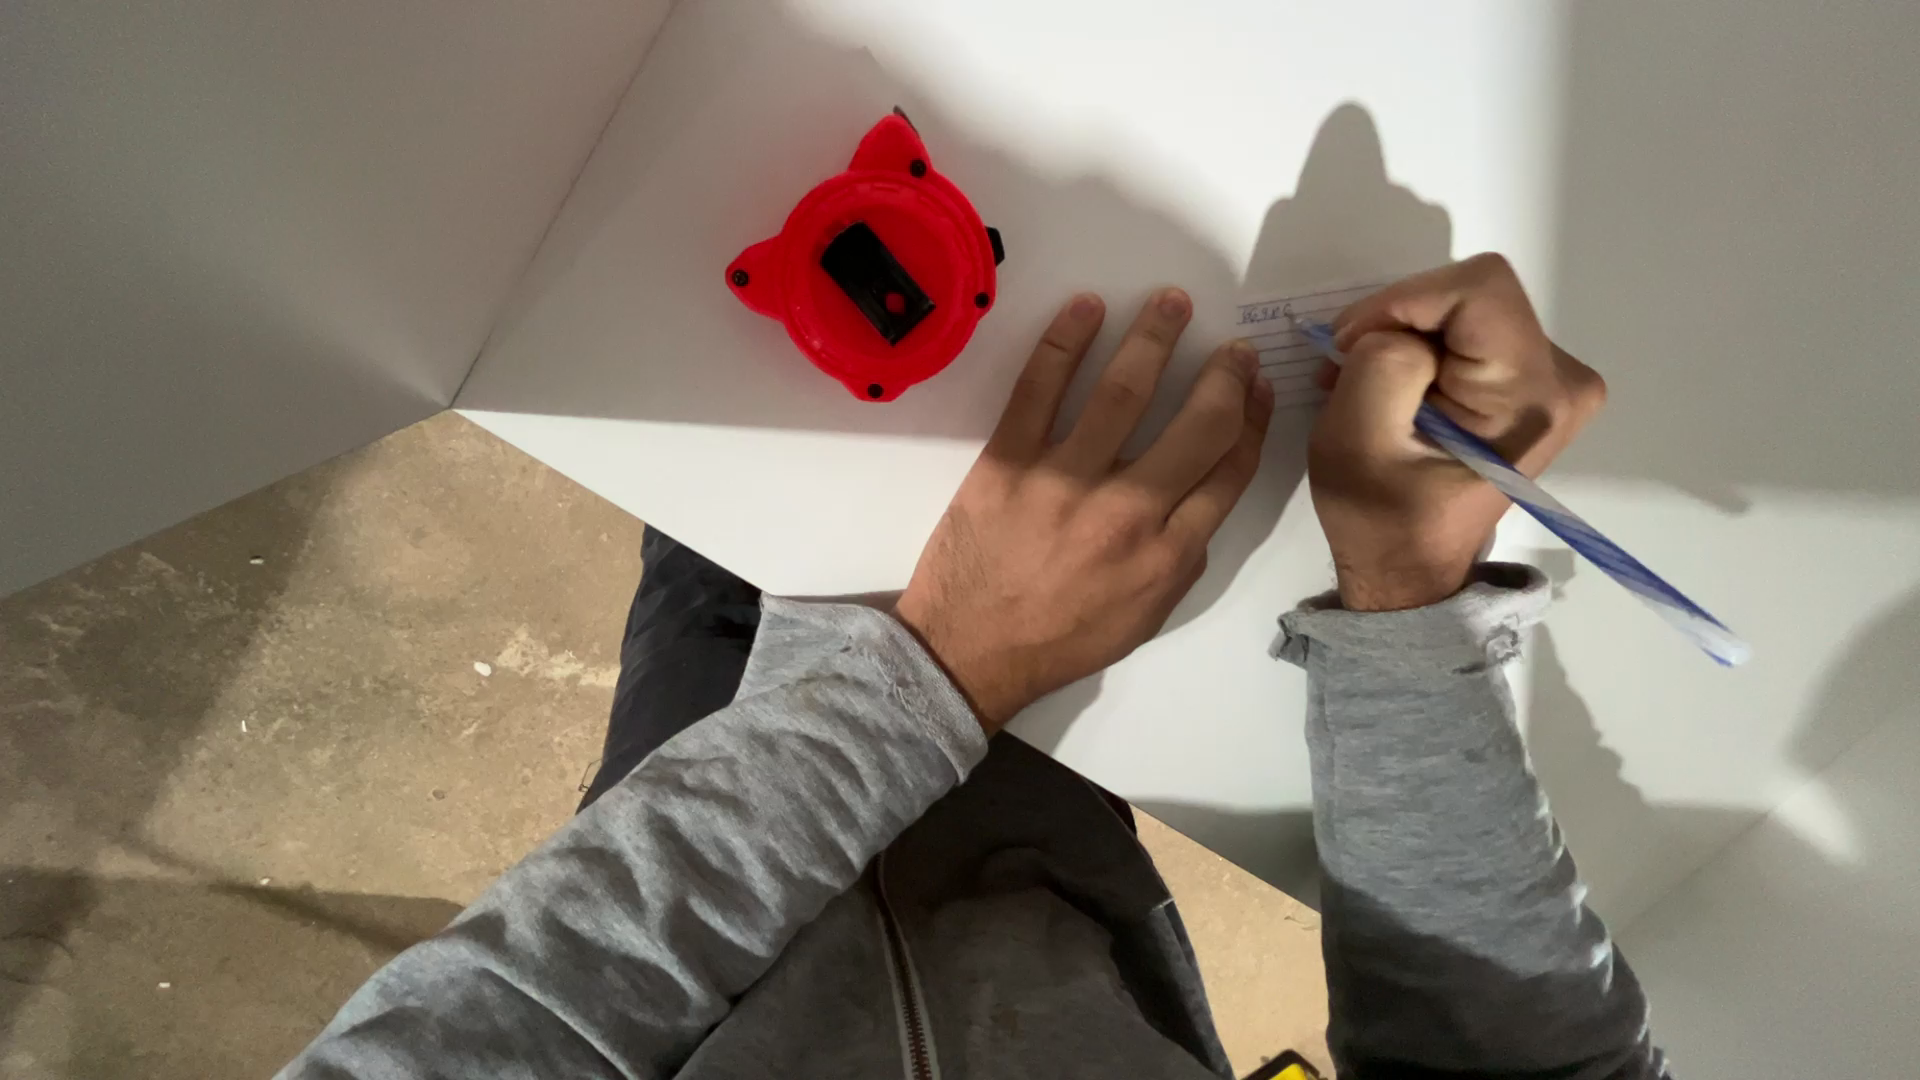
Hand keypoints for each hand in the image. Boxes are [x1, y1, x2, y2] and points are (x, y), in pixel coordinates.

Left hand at [895, 289, 1273, 732]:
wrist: (970, 650)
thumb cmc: (1059, 639)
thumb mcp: (1144, 617)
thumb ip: (1182, 555)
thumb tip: (1204, 490)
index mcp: (1167, 553)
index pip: (1229, 468)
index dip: (1251, 418)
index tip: (1253, 387)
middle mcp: (1127, 511)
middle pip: (1197, 423)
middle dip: (1224, 374)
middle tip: (1230, 344)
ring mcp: (1064, 480)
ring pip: (1123, 391)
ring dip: (1153, 337)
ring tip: (1170, 302)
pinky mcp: (1007, 462)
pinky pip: (1038, 390)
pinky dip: (1063, 342)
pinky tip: (1084, 309)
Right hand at [1310, 253, 1605, 610]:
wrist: (1408, 566)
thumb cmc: (1378, 516)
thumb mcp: (1355, 442)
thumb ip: (1380, 366)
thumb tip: (1393, 330)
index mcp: (1529, 395)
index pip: (1476, 289)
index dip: (1399, 301)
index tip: (1346, 345)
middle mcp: (1562, 378)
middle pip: (1471, 297)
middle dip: (1394, 324)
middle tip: (1341, 369)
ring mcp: (1551, 381)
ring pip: (1464, 312)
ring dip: (1399, 340)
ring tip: (1355, 386)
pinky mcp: (1528, 385)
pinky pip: (1467, 335)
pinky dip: (1415, 352)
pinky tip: (1385, 390)